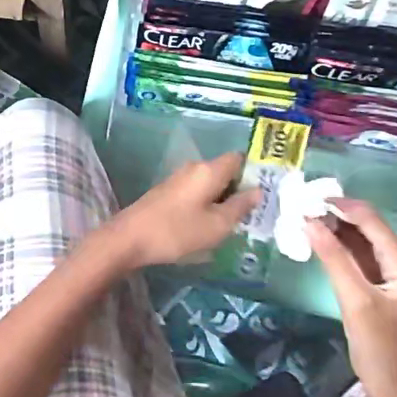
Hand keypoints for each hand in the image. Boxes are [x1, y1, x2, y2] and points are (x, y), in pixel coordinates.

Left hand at [105, 152, 259, 268]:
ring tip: (233, 223)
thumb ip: (240, 206)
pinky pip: (196, 192)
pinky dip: (207, 204)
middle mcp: (193, 168)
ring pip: (210, 183)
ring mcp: (177, 179)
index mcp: (208, 170)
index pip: (238, 158)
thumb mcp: (218, 225)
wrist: (130, 238)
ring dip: (222, 199)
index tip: (266, 192)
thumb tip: (257, 190)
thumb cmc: (178, 231)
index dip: (253, 171)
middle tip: (253, 214)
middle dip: (239, 189)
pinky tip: (208, 224)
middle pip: (224, 171)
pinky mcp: (167, 192)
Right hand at [305, 200, 396, 396]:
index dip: (341, 205)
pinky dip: (334, 246)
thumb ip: (334, 258)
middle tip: (300, 207)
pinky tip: (314, 241)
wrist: (395, 390)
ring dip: (332, 228)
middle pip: (366, 227)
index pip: (371, 221)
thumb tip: (308, 221)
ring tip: (301, 219)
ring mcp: (388, 275)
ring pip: (358, 240)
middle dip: (334, 214)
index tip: (307, 198)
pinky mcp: (375, 287)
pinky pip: (354, 256)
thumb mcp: (356, 300)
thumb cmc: (380, 347)